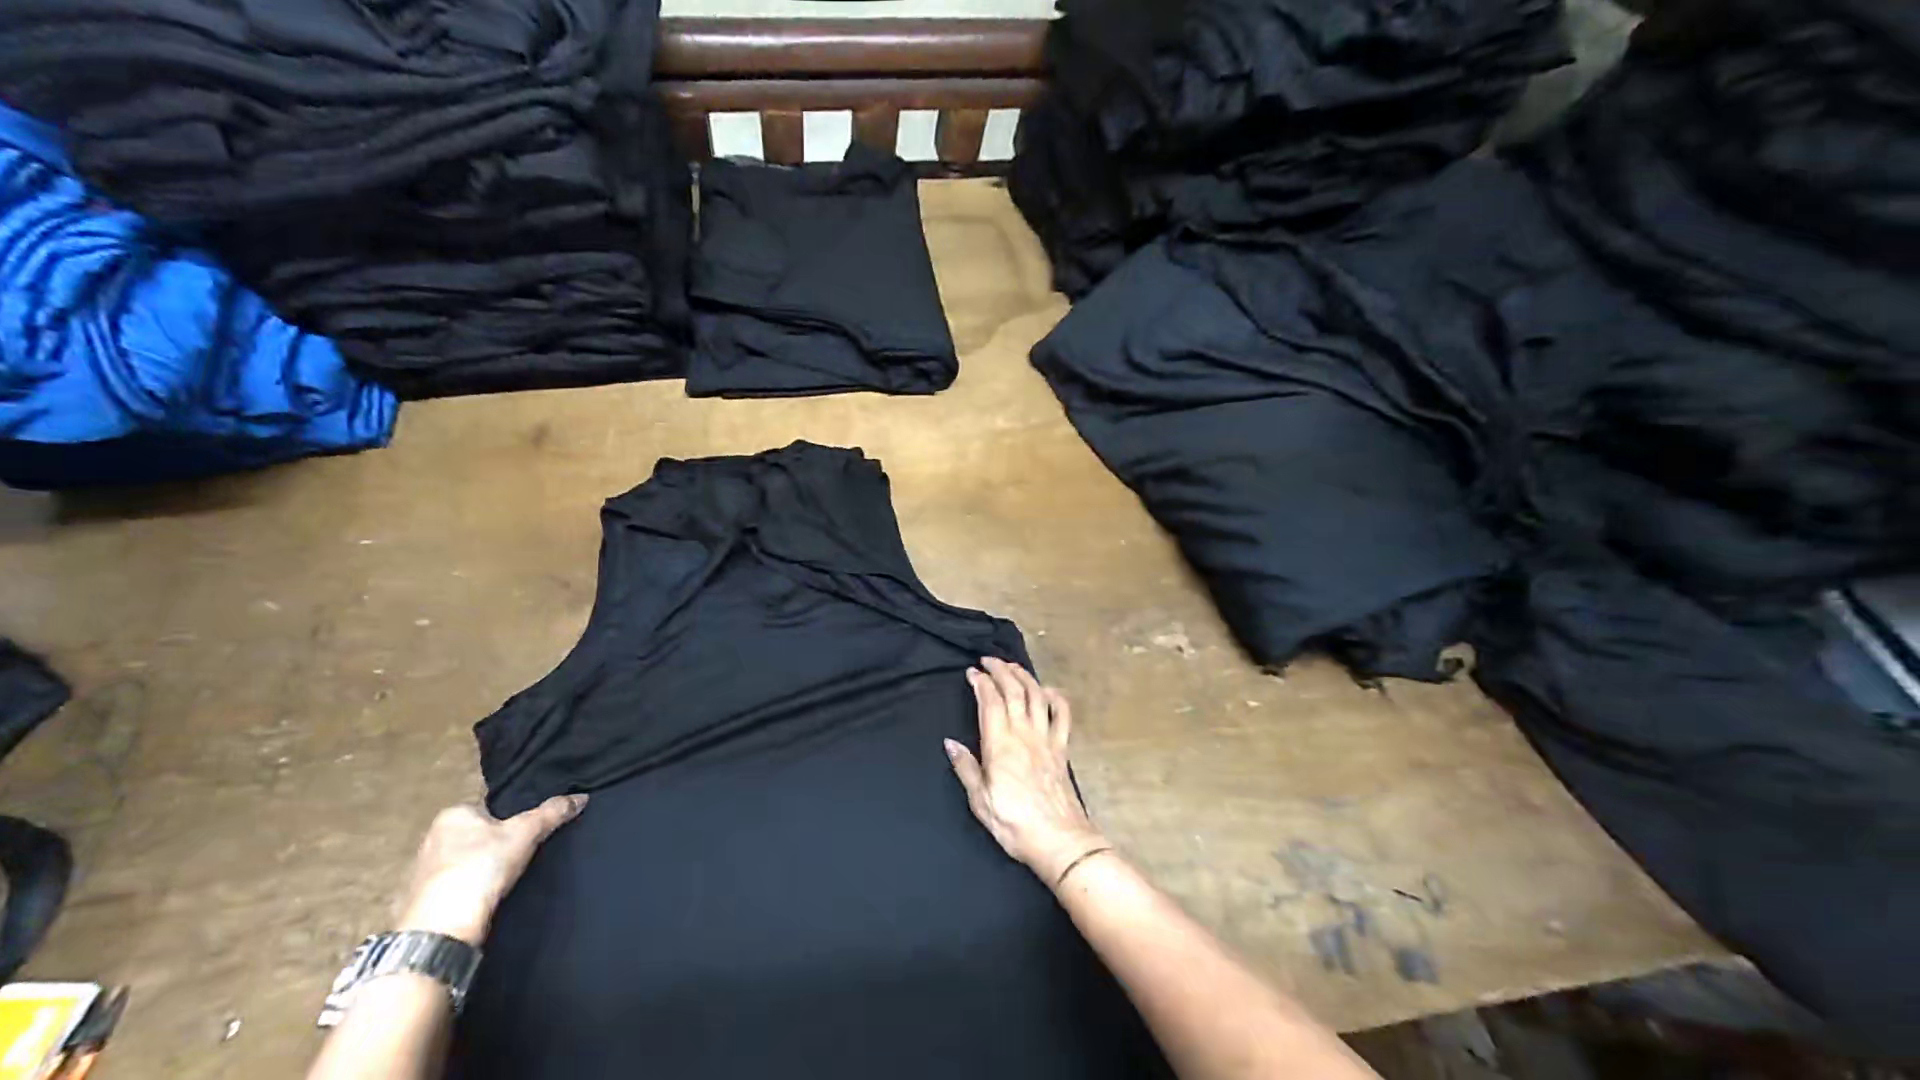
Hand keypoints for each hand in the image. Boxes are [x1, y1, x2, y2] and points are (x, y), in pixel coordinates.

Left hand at [396, 796, 587, 945]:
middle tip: (528, 848)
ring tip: (514, 873)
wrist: (442, 930)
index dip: (514, 813)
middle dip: (500, 839)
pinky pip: (458, 884)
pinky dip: (474, 887)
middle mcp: (433, 837)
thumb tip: (582, 796)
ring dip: (486, 865)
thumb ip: (553, 811)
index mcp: (452, 813)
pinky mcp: (422, 901)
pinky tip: (492, 895)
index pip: (490, 804)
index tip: (533, 825)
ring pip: (468, 859)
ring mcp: (423, 871)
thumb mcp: (526, 832)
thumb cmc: (481, 867)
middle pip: (479, 832)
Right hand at [946, 657, 1109, 887]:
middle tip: (988, 660)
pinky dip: (1056, 698)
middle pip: (1014, 690)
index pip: (990, 702)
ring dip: (1024, 676)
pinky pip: (1063, 716)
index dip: (981, 683)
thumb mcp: (980, 801)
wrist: (1060, 841)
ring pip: (1037, 696)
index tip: (972, 672)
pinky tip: (1049, 691)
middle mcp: (1024, 734)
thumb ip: (966, 768)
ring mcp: (1047, 739)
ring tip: (1013, 666)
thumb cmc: (1015, 825)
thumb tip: (950, 743)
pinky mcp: (1062, 750)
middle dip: (1001, 670)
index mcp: (1001, 745)